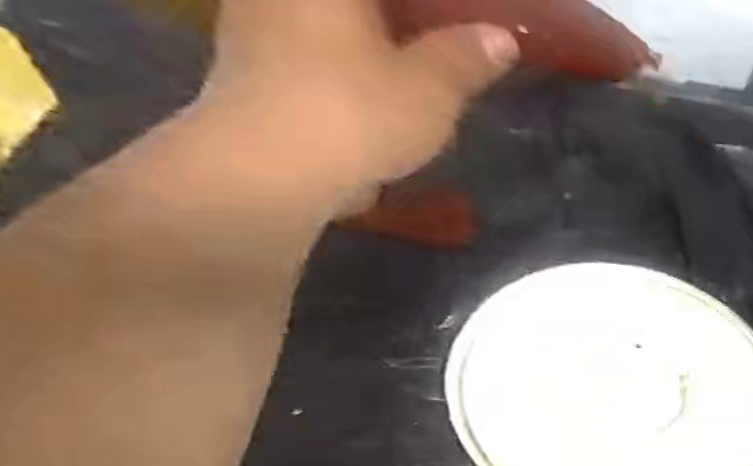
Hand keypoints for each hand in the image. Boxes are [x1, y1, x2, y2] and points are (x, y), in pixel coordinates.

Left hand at [191, 0, 518, 213]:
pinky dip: (338, 55)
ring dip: (362, 33)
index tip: (459, 21)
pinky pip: (305, 41)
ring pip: (323, 16)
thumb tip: (502, 35)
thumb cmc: (358, 111)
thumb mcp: (432, 90)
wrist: (273, 163)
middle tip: (441, 37)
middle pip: (355, 3)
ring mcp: (255, 16)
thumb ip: (465, 58)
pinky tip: (367, 84)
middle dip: (395, 17)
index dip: (432, 7)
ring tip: (409, 60)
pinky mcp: (250, 58)